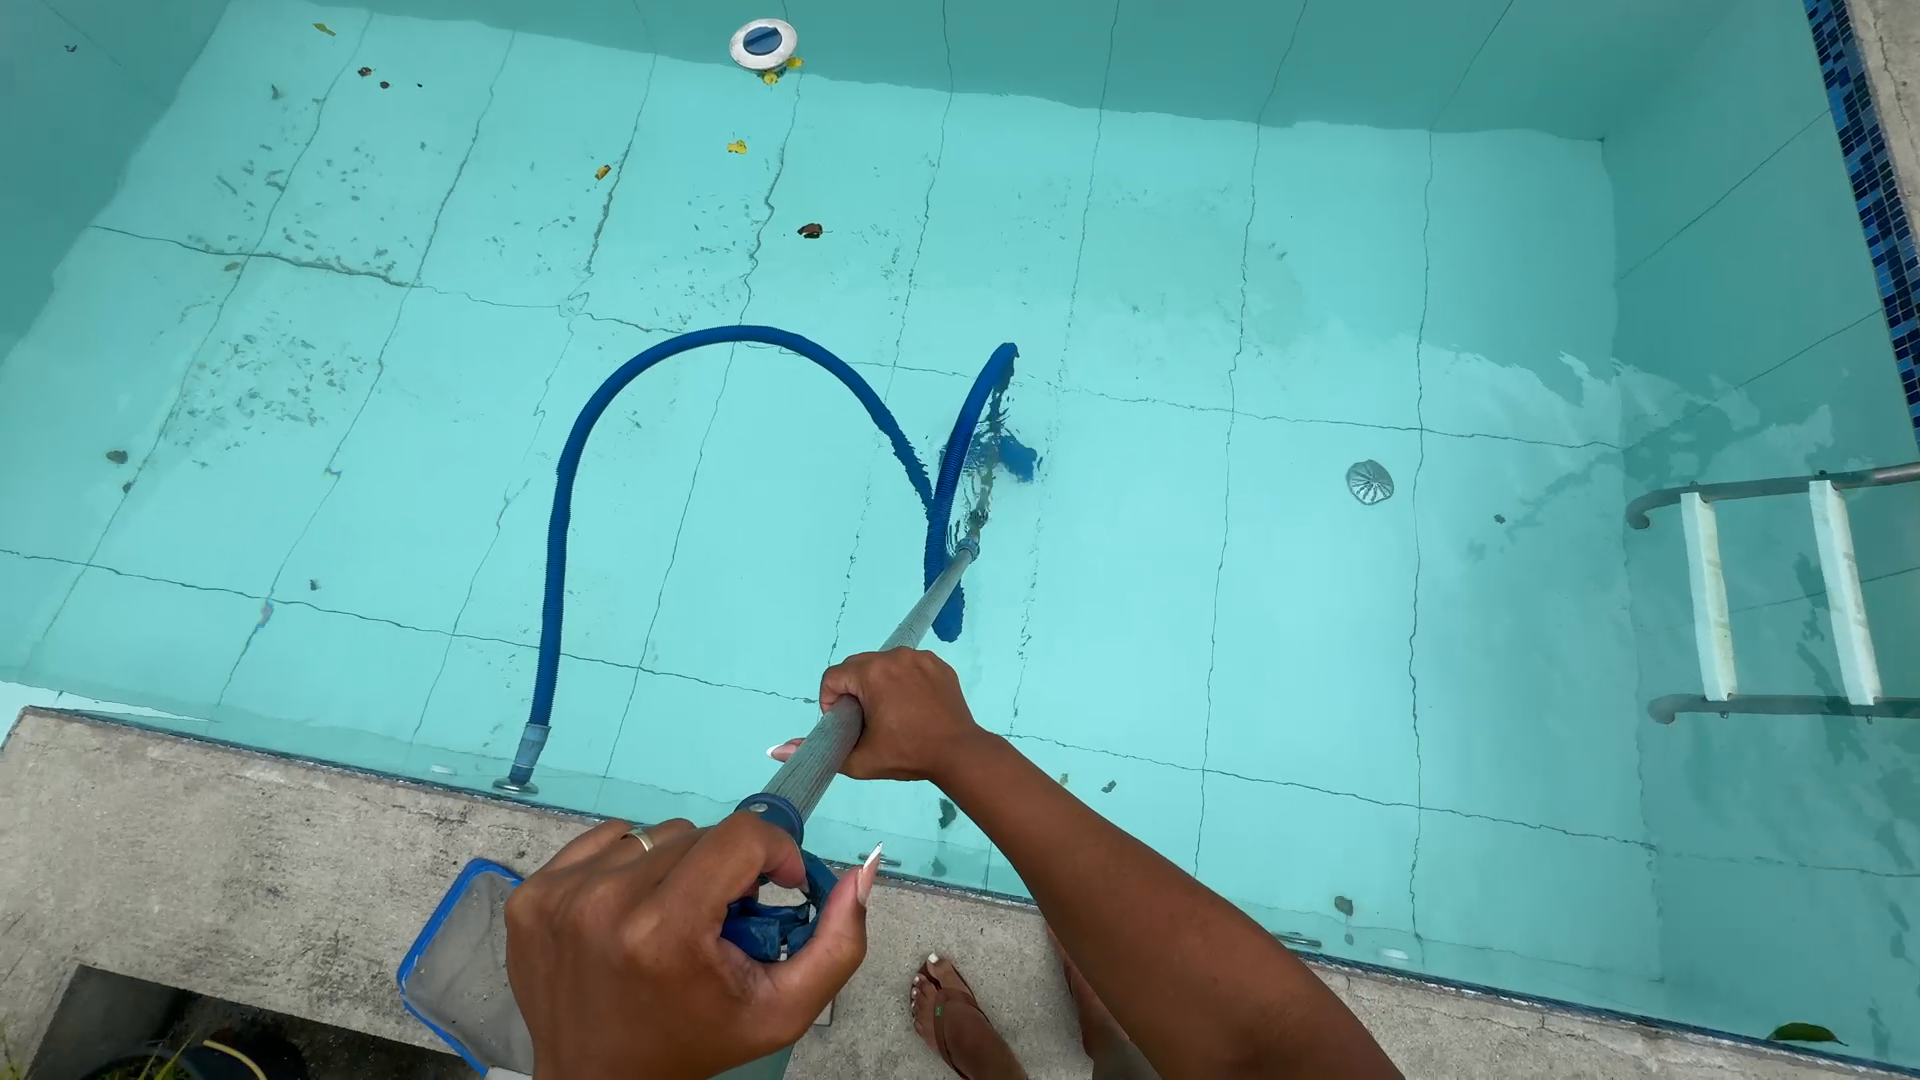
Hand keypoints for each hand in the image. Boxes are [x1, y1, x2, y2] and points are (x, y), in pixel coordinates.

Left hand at [504, 812, 877, 1079]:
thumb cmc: (695, 1043)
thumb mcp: (783, 1009)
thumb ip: (839, 940)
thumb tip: (865, 866)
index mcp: (664, 932)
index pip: (740, 835)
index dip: (773, 853)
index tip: (776, 886)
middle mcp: (603, 903)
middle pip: (700, 835)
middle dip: (725, 868)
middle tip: (721, 917)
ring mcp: (558, 897)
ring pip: (655, 834)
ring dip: (680, 865)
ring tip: (675, 915)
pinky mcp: (530, 895)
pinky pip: (609, 839)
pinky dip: (631, 864)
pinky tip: (631, 910)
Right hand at [770, 647, 985, 783]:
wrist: (958, 752)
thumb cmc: (907, 755)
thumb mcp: (859, 759)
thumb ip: (818, 751)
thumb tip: (776, 750)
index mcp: (872, 673)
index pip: (833, 677)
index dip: (831, 703)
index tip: (846, 725)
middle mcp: (894, 655)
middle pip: (857, 667)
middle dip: (854, 692)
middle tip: (867, 722)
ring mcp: (919, 657)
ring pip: (884, 664)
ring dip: (879, 684)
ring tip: (891, 714)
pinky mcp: (938, 663)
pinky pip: (909, 666)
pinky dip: (904, 682)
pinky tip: (912, 707)